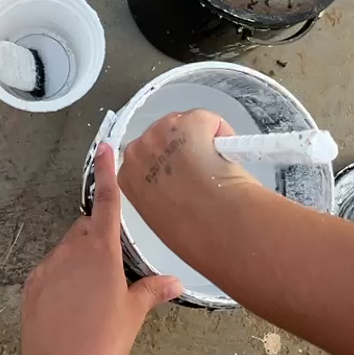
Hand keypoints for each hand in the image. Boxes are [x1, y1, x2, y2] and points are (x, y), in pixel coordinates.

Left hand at [16, 143, 182, 354]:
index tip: (105, 147)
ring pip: (67, 251)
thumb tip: (176, 282)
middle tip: (111, 270)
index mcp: (101, 249)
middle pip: (86, 228)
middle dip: (97, 238)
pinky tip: (69, 309)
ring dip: (79, 261)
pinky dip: (61, 279)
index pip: (107, 201)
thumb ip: (153, 290)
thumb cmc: (105, 342)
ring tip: (90, 299)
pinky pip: (50, 271)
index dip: (106, 172)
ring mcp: (48, 265)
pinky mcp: (31, 284)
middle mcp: (72, 248)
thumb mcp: (133, 314)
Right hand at [119, 110, 264, 257]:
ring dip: (200, 140)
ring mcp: (162, 131)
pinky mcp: (188, 121)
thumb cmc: (193, 233)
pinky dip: (221, 134)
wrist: (217, 227)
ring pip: (185, 125)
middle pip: (164, 137)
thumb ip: (160, 194)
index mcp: (127, 176)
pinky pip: (209, 120)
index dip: (169, 165)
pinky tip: (226, 159)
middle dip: (183, 148)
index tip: (183, 176)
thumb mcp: (160, 216)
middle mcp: (139, 149)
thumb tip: (179, 189)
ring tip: (214, 168)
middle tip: (203, 172)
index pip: (147, 159)